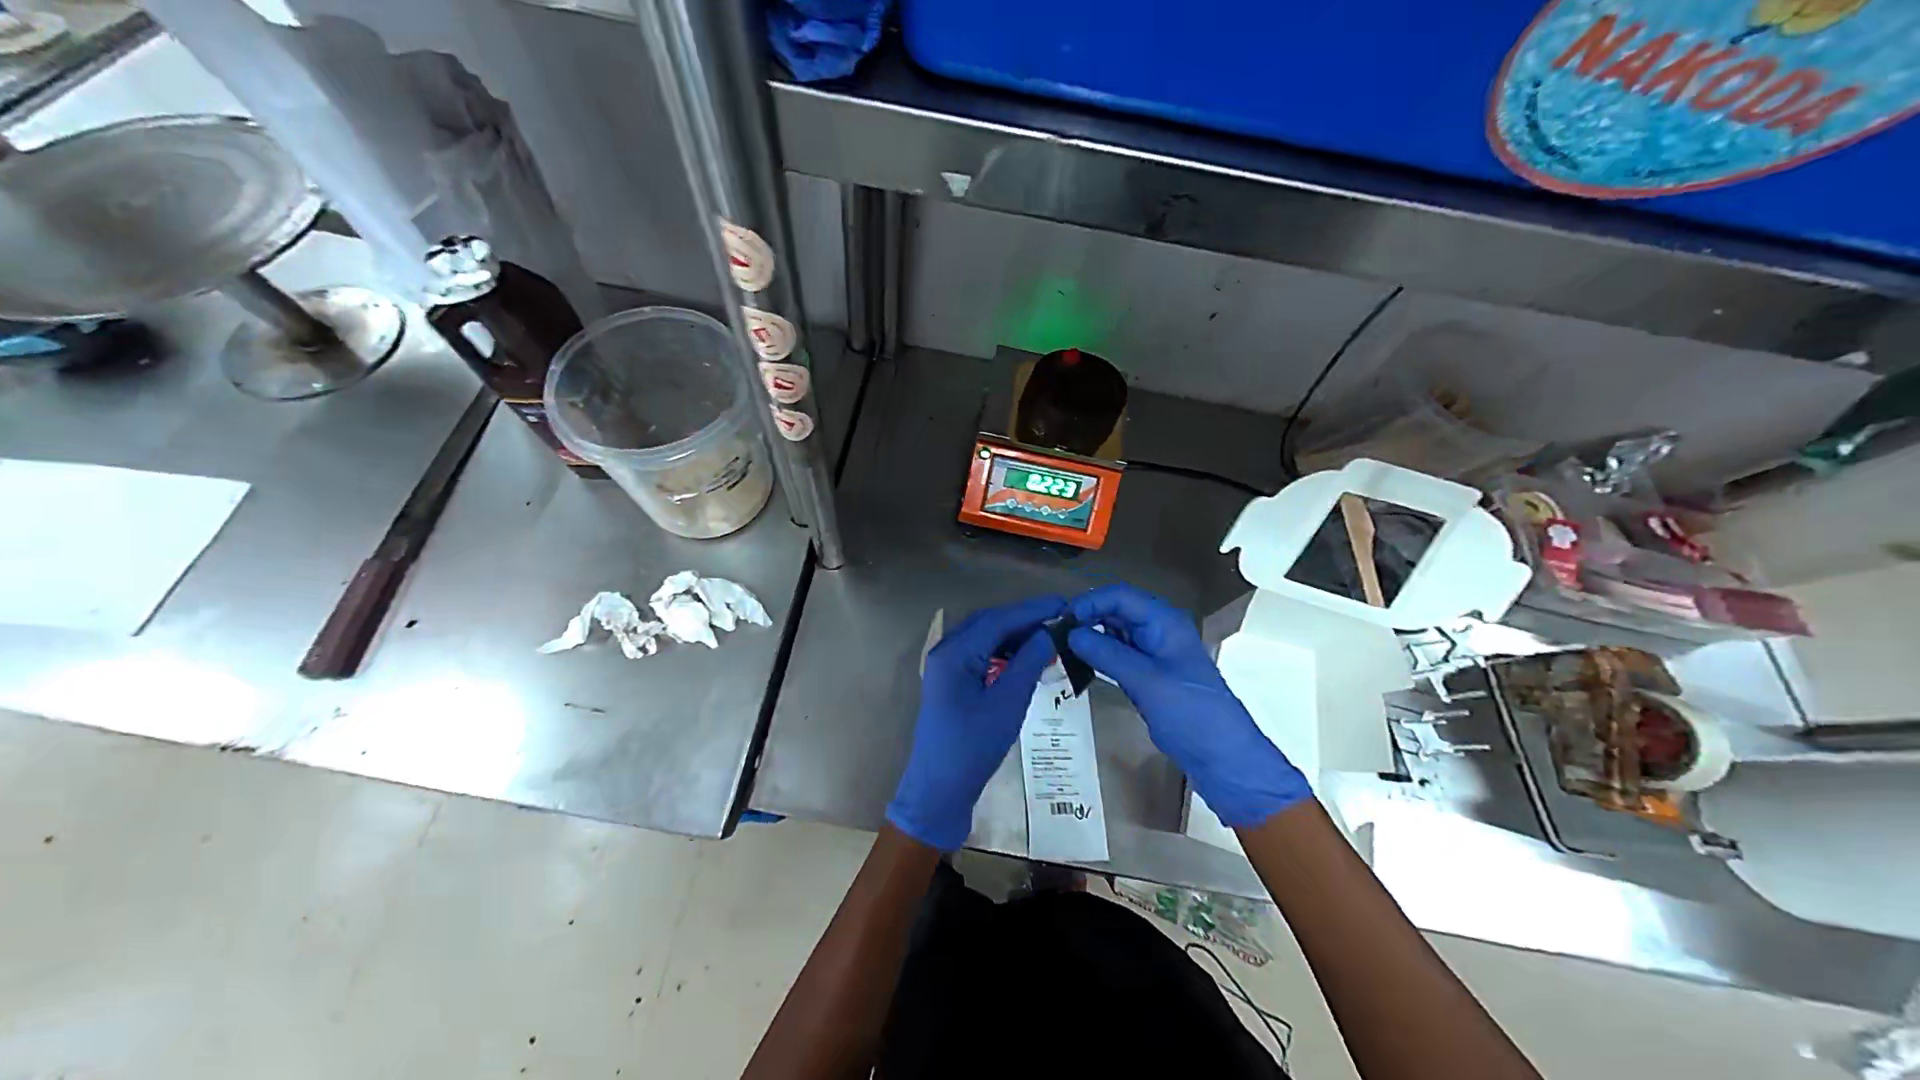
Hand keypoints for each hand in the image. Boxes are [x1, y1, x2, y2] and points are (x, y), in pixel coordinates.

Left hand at [886, 595, 1064, 850]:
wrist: (939, 791)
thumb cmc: (973, 747)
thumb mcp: (1007, 703)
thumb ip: (1028, 663)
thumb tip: (1048, 633)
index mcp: (954, 653)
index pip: (998, 619)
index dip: (1032, 610)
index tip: (1064, 605)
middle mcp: (946, 653)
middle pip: (989, 624)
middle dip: (1024, 619)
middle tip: (1060, 619)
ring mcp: (946, 669)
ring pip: (984, 639)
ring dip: (1015, 636)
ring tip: (1049, 638)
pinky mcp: (951, 685)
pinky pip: (980, 657)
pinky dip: (1004, 654)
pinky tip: (1026, 660)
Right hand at [1066, 584, 1310, 827]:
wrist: (1223, 758)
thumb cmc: (1191, 714)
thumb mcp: (1146, 680)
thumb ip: (1108, 653)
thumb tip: (1072, 633)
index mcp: (1165, 623)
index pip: (1120, 596)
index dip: (1090, 602)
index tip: (1061, 619)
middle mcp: (1159, 632)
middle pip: (1117, 611)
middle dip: (1087, 617)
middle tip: (1054, 635)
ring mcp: (1154, 654)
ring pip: (1116, 633)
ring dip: (1090, 637)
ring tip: (1060, 648)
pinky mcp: (1149, 676)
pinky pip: (1119, 655)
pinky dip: (1099, 656)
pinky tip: (1080, 665)